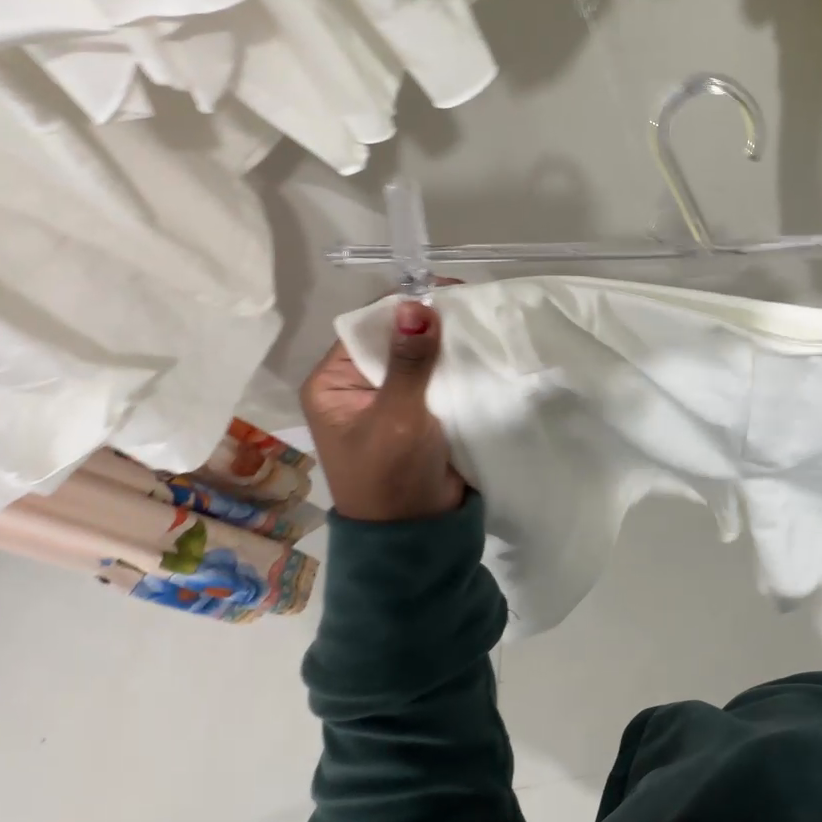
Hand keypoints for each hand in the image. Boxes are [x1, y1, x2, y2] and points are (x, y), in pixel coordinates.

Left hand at [300, 299, 465, 521]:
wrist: (416, 531)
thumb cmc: (391, 475)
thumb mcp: (399, 416)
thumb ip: (410, 362)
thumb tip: (416, 304)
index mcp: (333, 382)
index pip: (367, 326)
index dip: (405, 306)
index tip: (449, 290)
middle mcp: (358, 384)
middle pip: (397, 338)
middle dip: (434, 324)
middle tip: (477, 306)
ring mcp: (393, 399)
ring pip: (423, 357)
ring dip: (452, 346)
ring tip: (488, 326)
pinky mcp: (423, 412)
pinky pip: (441, 378)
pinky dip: (461, 367)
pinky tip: (487, 354)